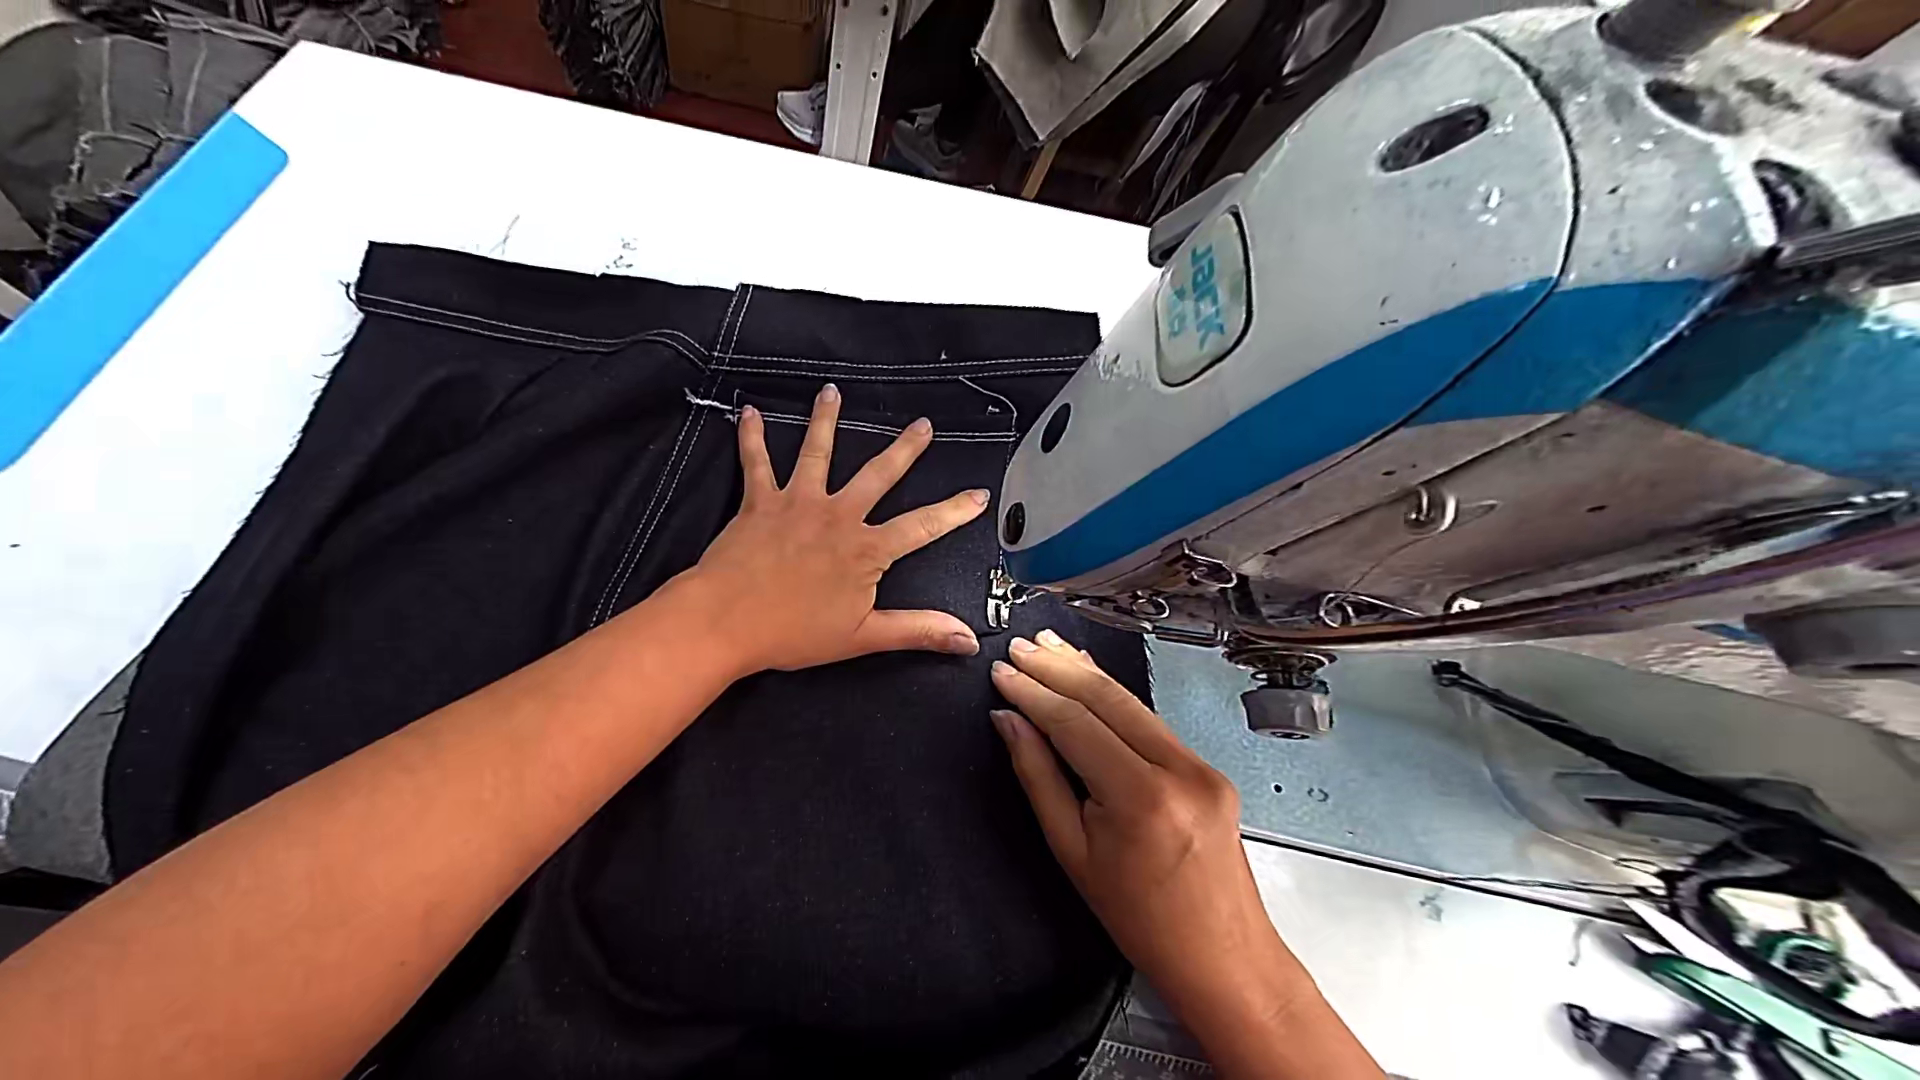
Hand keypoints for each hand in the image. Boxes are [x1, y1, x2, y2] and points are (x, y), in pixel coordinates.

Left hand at [679, 383, 988, 675]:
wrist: (724, 622)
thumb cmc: (791, 632)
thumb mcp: (864, 637)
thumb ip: (918, 631)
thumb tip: (967, 639)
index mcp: (865, 549)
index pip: (923, 526)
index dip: (954, 511)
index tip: (978, 495)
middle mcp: (837, 516)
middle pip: (879, 473)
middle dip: (905, 449)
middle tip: (922, 425)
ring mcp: (798, 503)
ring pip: (818, 452)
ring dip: (827, 420)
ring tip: (833, 393)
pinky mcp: (760, 501)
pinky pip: (757, 461)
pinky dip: (753, 436)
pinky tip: (751, 412)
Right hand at [989, 630, 1383, 1078]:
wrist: (1222, 957)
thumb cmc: (1145, 921)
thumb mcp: (1072, 852)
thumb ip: (1038, 777)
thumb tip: (1010, 723)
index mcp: (1142, 799)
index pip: (1074, 723)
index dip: (1032, 693)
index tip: (1004, 674)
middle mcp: (1180, 772)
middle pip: (1106, 698)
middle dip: (1056, 668)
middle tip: (1021, 648)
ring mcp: (1201, 765)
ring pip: (1131, 700)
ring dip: (1084, 672)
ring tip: (1048, 648)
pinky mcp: (1207, 766)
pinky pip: (1150, 719)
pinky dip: (1113, 695)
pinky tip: (1089, 677)